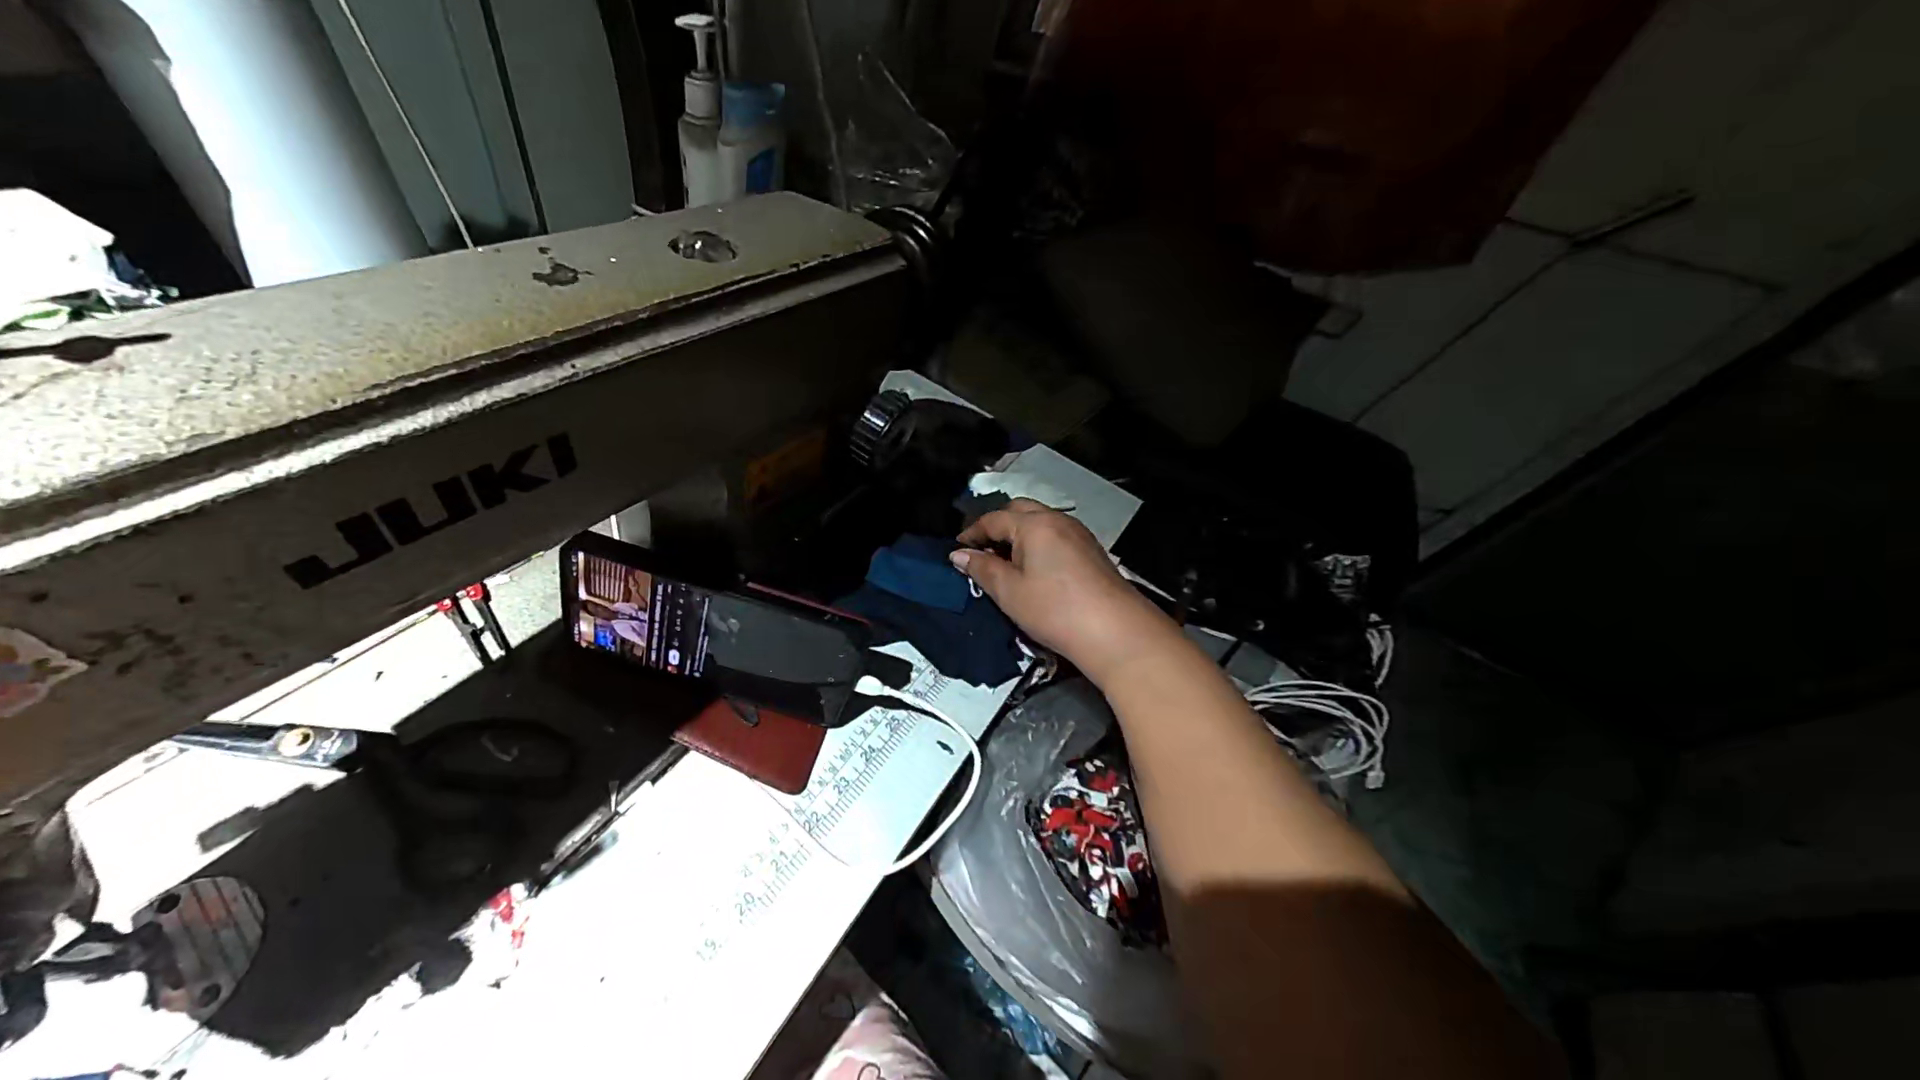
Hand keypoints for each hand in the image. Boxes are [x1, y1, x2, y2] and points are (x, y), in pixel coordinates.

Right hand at [952, 499, 1178, 682]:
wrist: (1115, 631)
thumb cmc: (1054, 609)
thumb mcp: (1009, 592)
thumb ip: (982, 568)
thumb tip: (960, 555)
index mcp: (1034, 524)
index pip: (994, 519)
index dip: (972, 533)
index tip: (957, 550)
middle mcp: (1058, 520)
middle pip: (1019, 512)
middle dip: (997, 527)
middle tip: (981, 552)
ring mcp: (1079, 534)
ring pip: (1040, 524)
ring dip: (1019, 536)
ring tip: (1005, 564)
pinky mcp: (1092, 552)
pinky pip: (1056, 537)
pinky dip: (1038, 545)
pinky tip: (1034, 571)